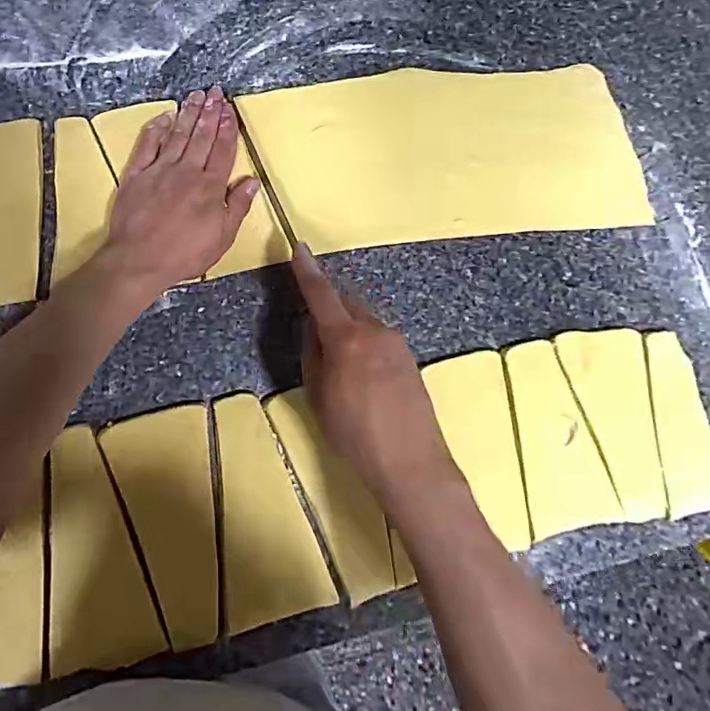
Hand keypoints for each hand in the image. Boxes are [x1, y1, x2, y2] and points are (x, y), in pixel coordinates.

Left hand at [96, 86, 259, 297]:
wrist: (138, 260)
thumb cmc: (184, 254)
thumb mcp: (222, 237)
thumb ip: (238, 206)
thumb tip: (251, 181)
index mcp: (210, 187)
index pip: (223, 150)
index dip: (228, 128)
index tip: (230, 109)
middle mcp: (187, 172)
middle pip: (202, 136)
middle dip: (210, 112)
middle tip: (215, 92)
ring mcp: (160, 170)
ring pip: (178, 135)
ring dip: (188, 114)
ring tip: (196, 95)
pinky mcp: (136, 175)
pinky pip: (148, 145)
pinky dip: (157, 129)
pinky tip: (165, 116)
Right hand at [289, 245, 461, 506]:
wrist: (411, 461)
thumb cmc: (354, 432)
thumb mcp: (318, 395)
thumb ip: (313, 353)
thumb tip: (314, 328)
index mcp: (346, 338)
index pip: (321, 294)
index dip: (307, 271)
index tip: (298, 249)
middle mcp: (374, 330)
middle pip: (345, 302)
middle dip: (327, 305)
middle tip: (313, 328)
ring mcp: (395, 341)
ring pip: (362, 319)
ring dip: (346, 326)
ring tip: (338, 363)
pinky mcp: (408, 355)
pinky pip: (377, 336)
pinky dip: (362, 341)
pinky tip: (360, 373)